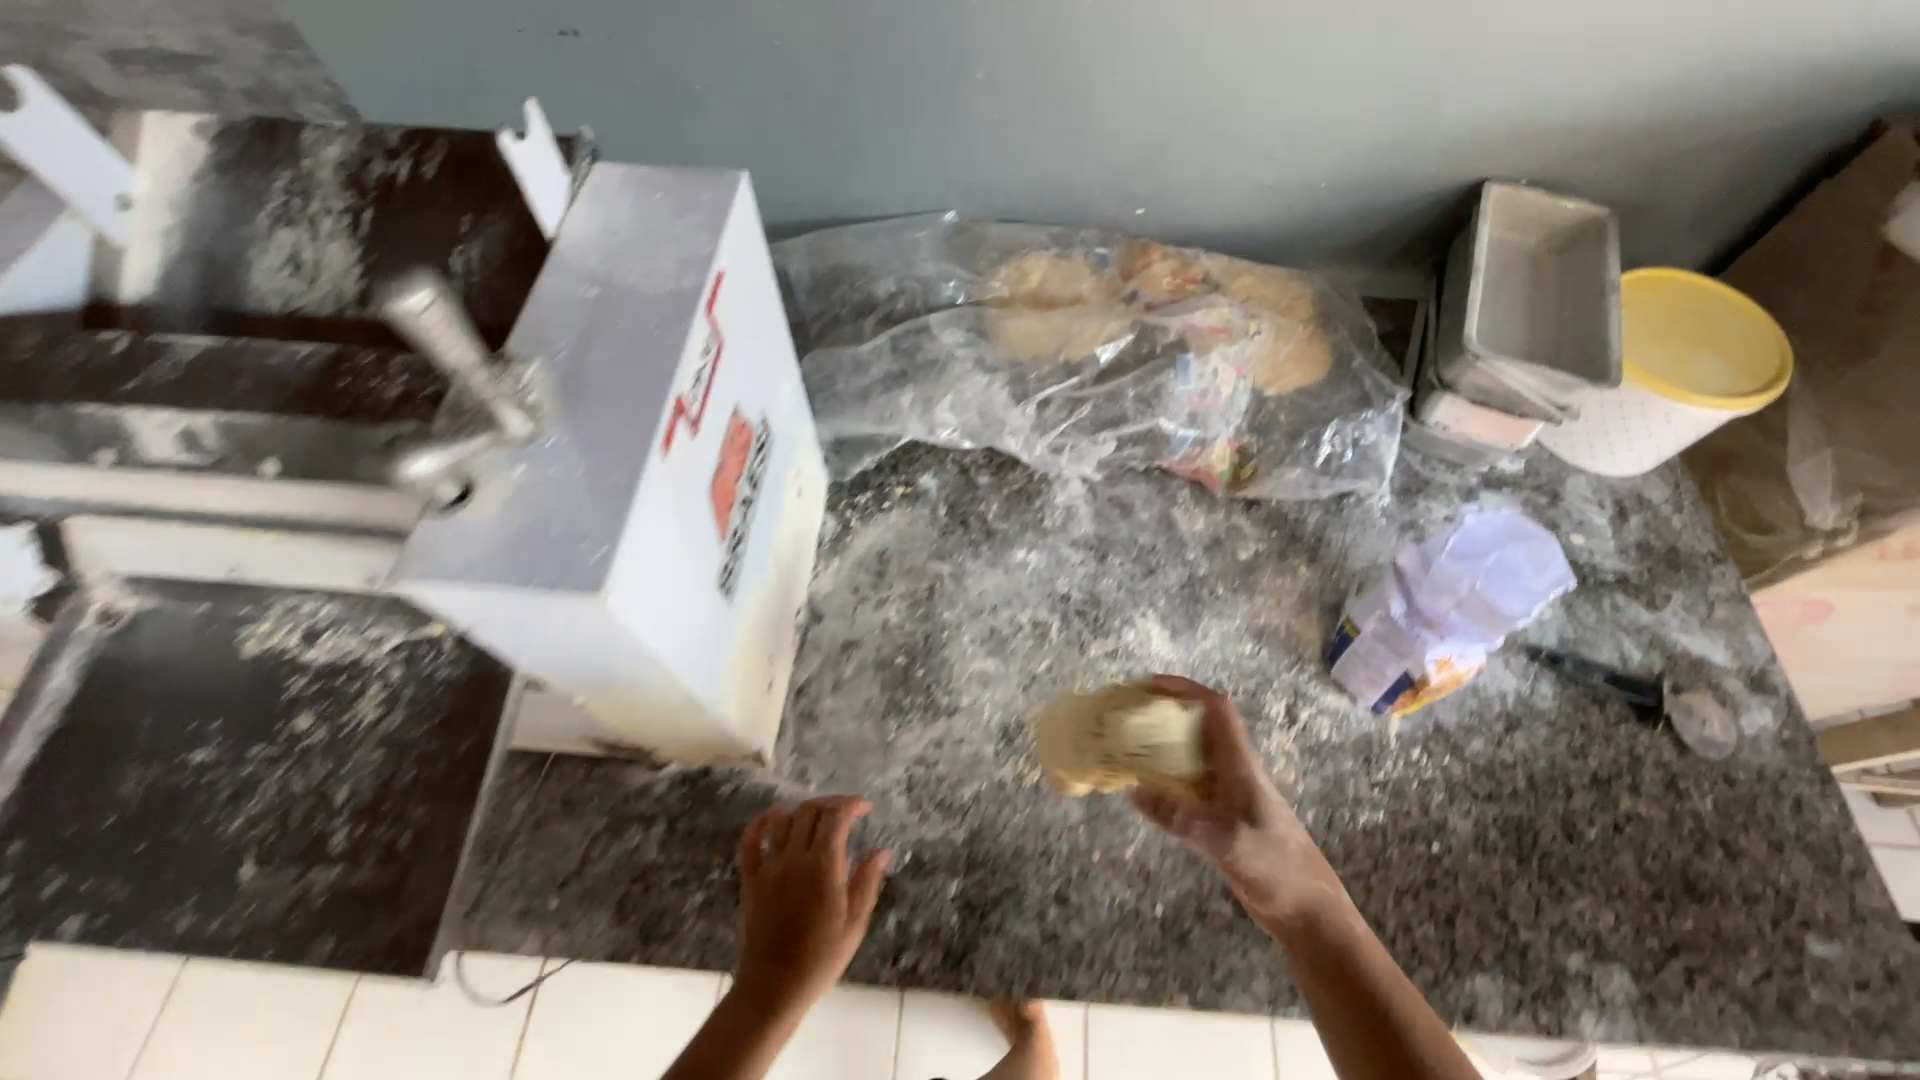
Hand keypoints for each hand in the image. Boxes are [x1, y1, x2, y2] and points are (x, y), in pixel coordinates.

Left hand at [734, 795, 891, 1013]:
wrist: (774, 986)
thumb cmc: (822, 958)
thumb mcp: (855, 922)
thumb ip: (868, 881)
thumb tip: (882, 851)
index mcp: (824, 867)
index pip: (836, 817)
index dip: (851, 804)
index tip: (865, 808)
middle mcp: (794, 859)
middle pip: (810, 811)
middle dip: (831, 804)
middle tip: (846, 813)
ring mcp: (769, 867)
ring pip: (782, 819)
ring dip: (801, 811)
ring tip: (817, 818)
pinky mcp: (750, 879)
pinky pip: (750, 841)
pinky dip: (762, 823)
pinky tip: (774, 818)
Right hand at [1128, 675, 1343, 928]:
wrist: (1309, 913)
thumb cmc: (1278, 870)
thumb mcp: (1229, 843)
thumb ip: (1182, 817)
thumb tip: (1132, 789)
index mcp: (1241, 766)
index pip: (1216, 710)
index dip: (1186, 689)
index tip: (1151, 685)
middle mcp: (1234, 773)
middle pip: (1199, 728)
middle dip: (1165, 715)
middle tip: (1127, 717)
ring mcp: (1229, 798)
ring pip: (1191, 758)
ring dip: (1161, 748)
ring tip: (1125, 748)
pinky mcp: (1223, 821)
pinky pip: (1187, 789)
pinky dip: (1163, 782)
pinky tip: (1141, 794)